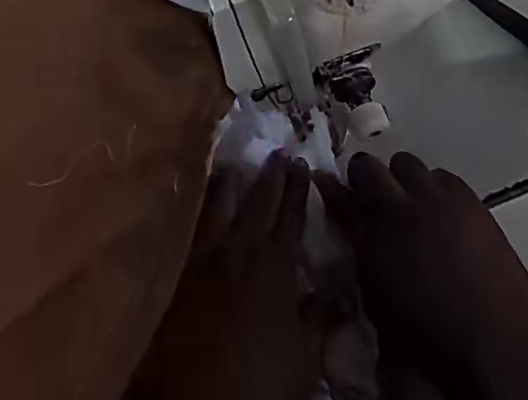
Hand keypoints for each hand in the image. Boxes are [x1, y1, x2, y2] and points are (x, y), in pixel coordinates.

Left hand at [128, 156, 325, 399]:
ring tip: (235, 163)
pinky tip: (203, 199)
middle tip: (279, 152)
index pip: (291, 213)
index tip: (302, 163)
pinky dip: (204, 202)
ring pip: (220, 200)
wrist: (194, 396)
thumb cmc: (258, 377)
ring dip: (231, 180)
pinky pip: (196, 220)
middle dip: (271, 174)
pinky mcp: (184, 265)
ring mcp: (208, 251)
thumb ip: (322, 316)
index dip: (298, 188)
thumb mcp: (304, 354)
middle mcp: (241, 244)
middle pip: (258, 199)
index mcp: (275, 261)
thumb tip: (343, 287)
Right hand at [316, 152, 527, 399]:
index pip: (339, 196)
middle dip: (364, 177)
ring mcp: (436, 199)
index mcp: (372, 235)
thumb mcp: (379, 301)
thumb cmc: (432, 338)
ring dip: (401, 179)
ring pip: (406, 163)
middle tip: (370, 196)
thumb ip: (361, 255)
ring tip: (409, 202)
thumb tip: (351, 232)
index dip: (330, 189)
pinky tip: (440, 210)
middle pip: (368, 167)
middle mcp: (399, 208)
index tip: (324, 182)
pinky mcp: (469, 199)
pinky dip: (435, 187)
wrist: (500, 342)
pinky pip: (442, 176)